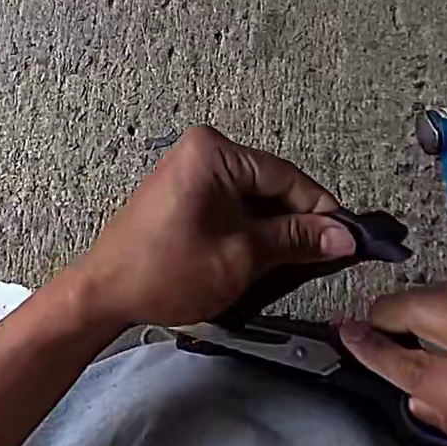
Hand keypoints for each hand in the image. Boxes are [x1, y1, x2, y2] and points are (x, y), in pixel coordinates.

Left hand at [65, 126, 355, 328]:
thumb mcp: (241, 256)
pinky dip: (254, 226)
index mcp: (215, 154)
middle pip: (272, 184)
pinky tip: (268, 252)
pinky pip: (235, 202)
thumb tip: (342, 236)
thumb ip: (296, 240)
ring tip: (299, 258)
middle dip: (298, 220)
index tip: (344, 236)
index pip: (286, 176)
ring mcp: (194, 168)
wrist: (102, 295)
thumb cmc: (161, 272)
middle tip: (326, 253)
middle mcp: (205, 150)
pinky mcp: (188, 189)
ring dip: (277, 226)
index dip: (320, 209)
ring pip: (256, 196)